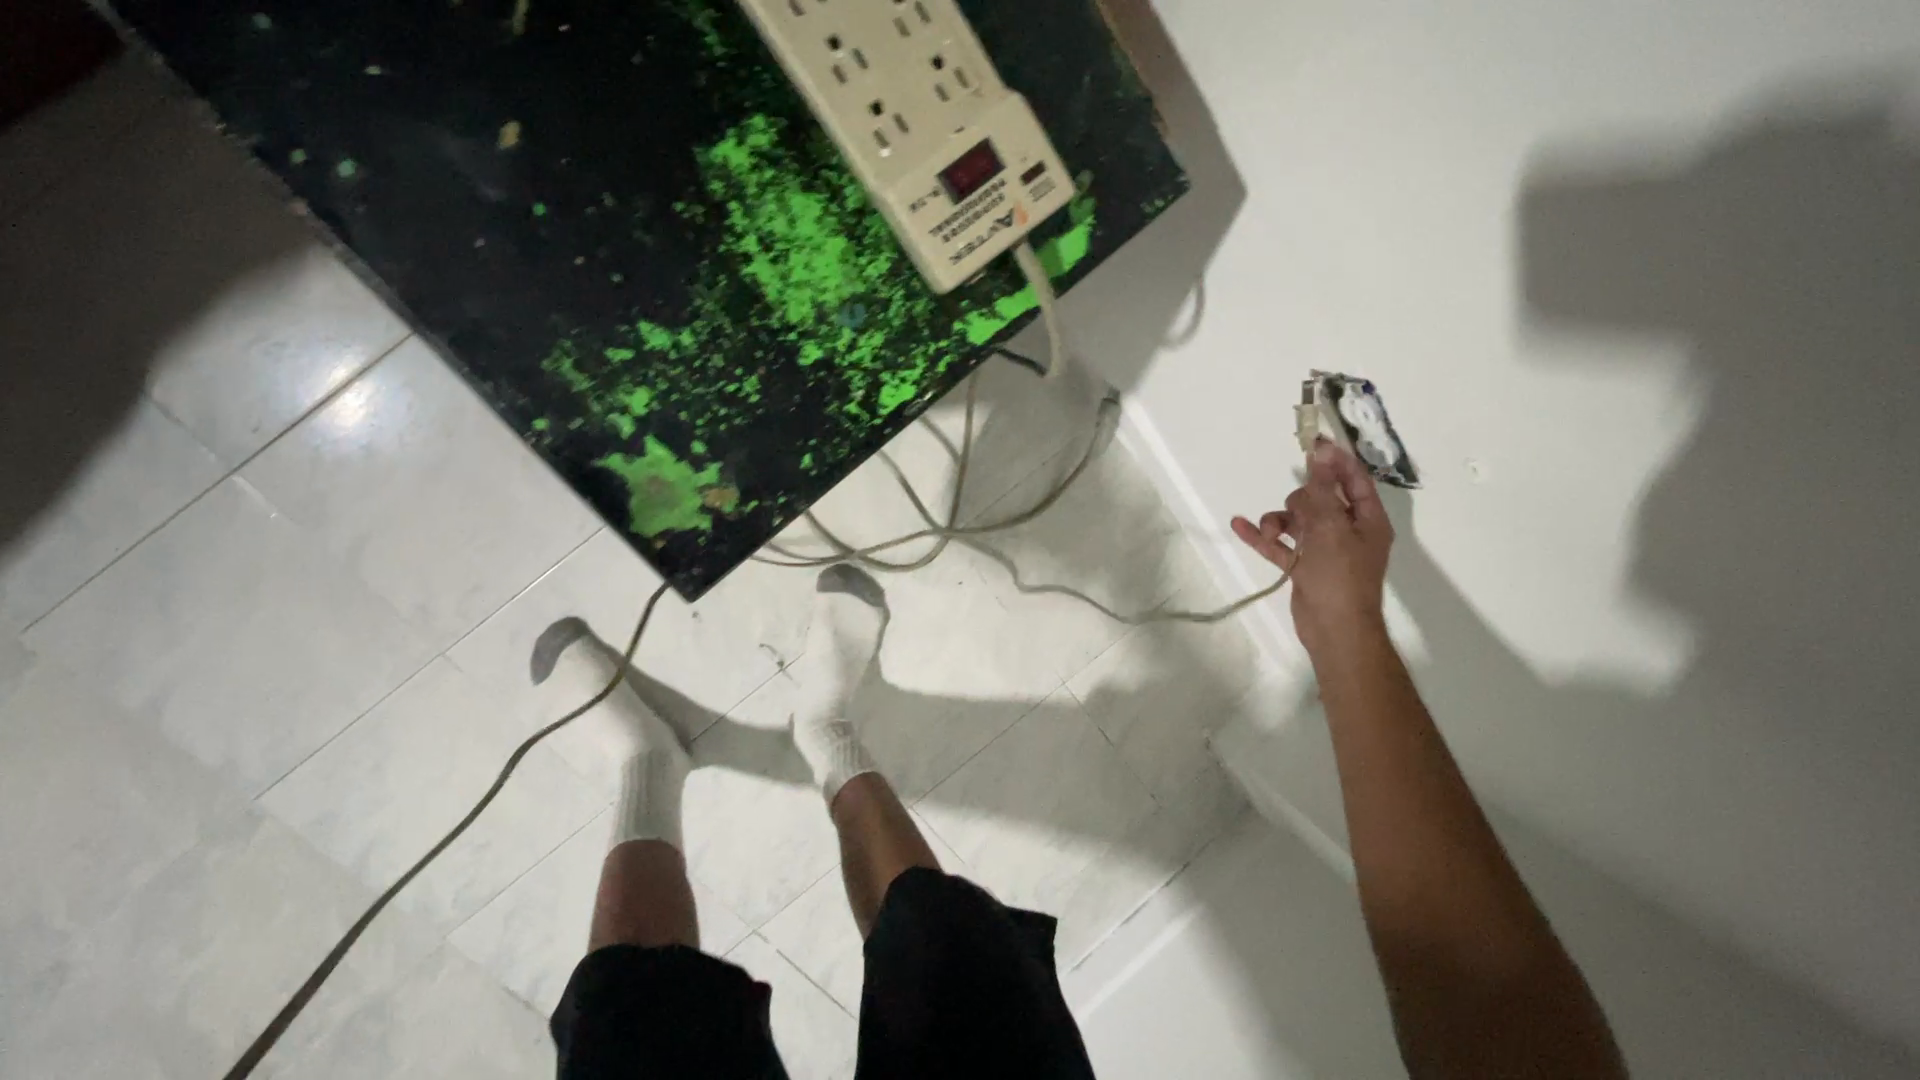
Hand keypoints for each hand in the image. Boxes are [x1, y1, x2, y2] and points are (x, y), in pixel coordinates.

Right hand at [1232, 441, 1392, 657]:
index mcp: (1366, 520)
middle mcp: (1348, 531)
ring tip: (1269, 532)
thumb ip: (1322, 489)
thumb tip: (1320, 452)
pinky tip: (1240, 525)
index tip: (1312, 442)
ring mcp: (1324, 550)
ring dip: (1277, 521)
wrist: (1334, 629)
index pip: (1353, 480)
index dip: (1334, 460)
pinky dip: (1262, 536)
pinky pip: (1280, 545)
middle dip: (1299, 500)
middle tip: (1294, 512)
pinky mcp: (1303, 567)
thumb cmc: (1340, 576)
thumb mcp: (1331, 527)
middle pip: (1319, 499)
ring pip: (1296, 522)